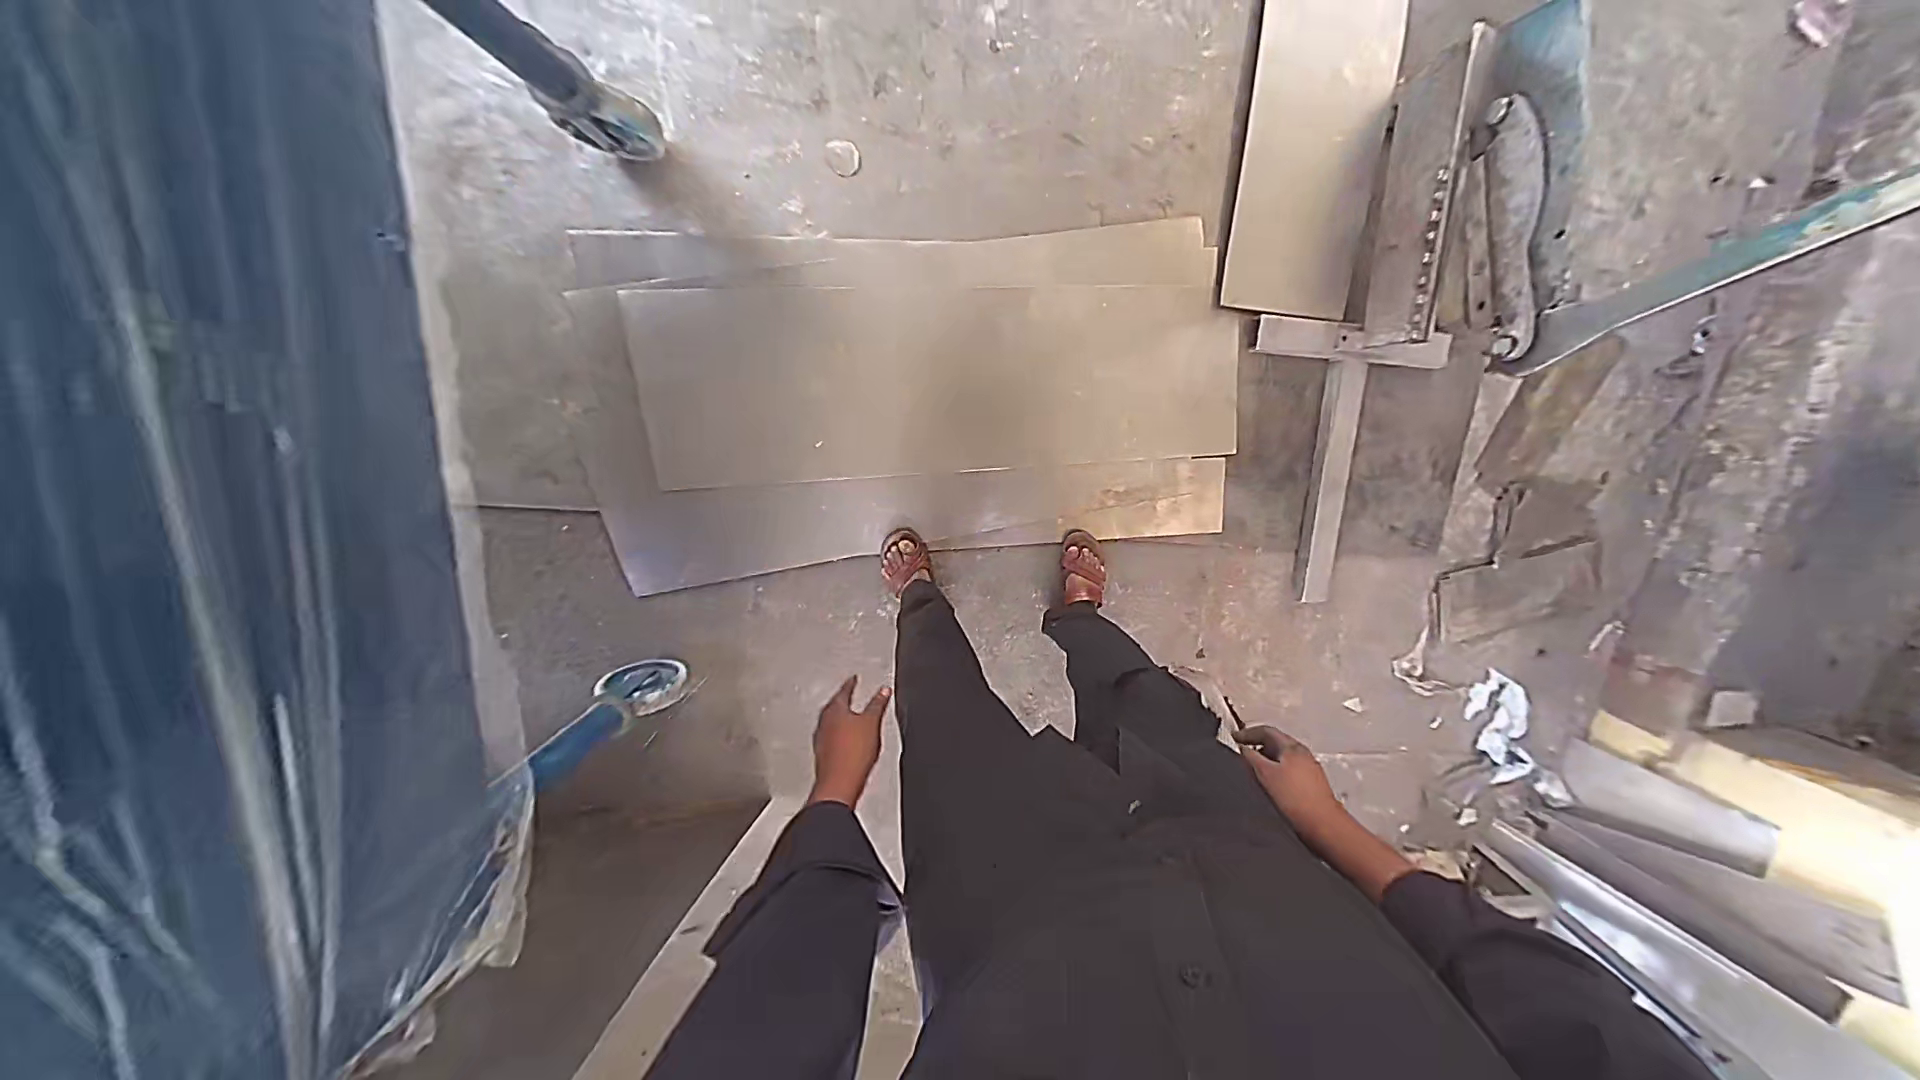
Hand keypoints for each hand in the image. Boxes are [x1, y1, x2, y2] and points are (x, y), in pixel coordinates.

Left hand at [807, 676, 890, 807]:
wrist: (839, 785)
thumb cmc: (852, 754)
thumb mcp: (872, 722)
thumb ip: (878, 704)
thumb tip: (884, 690)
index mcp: (835, 709)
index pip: (843, 690)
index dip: (850, 684)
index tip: (853, 678)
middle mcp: (824, 722)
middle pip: (834, 705)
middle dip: (843, 699)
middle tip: (849, 692)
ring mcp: (822, 739)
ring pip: (831, 722)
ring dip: (841, 717)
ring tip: (851, 716)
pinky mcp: (823, 755)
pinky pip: (831, 737)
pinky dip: (840, 734)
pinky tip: (847, 740)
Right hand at [1234, 725, 1341, 827]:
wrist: (1323, 826)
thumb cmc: (1295, 798)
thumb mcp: (1264, 773)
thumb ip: (1250, 756)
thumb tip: (1242, 748)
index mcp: (1293, 747)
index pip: (1267, 730)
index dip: (1247, 733)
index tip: (1233, 738)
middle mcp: (1304, 755)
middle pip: (1276, 743)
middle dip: (1257, 745)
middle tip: (1241, 752)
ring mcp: (1310, 771)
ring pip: (1282, 759)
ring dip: (1266, 760)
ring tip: (1252, 771)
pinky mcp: (1312, 787)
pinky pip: (1289, 773)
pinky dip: (1275, 773)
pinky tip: (1269, 786)